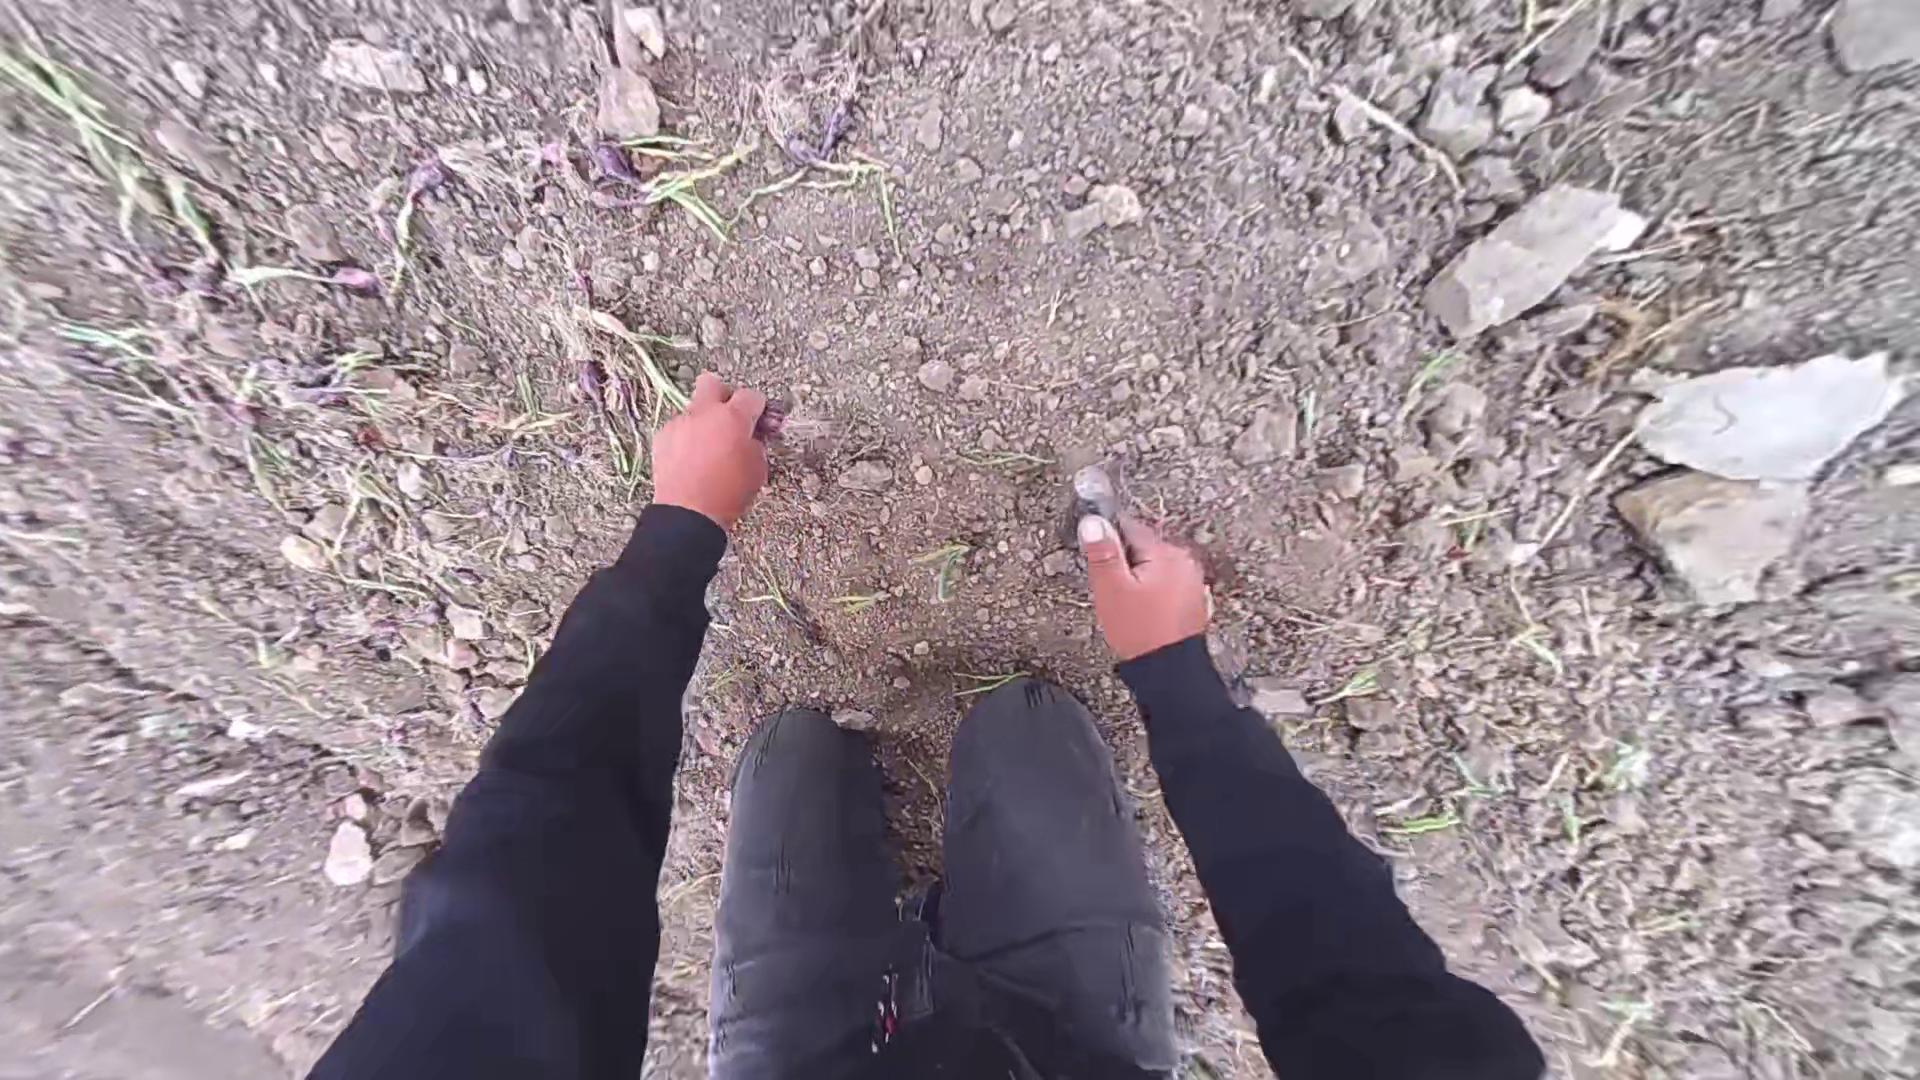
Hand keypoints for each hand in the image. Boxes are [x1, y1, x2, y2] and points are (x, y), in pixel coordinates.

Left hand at [651, 373, 769, 530]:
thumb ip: (757, 443)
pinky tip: (694, 459)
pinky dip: (689, 437)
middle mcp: (705, 413)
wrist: (690, 512)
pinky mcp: (663, 436)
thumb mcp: (758, 468)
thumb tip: (754, 435)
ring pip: (695, 408)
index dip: (759, 407)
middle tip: (732, 416)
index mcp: (733, 418)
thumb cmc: (728, 492)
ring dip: (706, 420)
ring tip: (712, 447)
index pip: (751, 395)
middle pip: (713, 383)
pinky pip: (680, 427)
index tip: (761, 418)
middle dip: (725, 395)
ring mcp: (681, 423)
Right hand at [1079, 514, 1209, 660]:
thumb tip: (1093, 522)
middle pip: (1142, 547)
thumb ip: (1103, 553)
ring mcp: (1190, 581)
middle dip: (1123, 563)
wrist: (1169, 671)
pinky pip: (1162, 584)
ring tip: (1127, 603)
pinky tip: (1141, 611)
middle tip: (1112, 588)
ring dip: (1136, 578)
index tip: (1100, 561)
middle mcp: (1184, 562)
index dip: (1108, 543)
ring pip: (1151, 566)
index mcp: (1166, 554)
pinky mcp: (1190, 598)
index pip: (1129, 528)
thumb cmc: (1141, 632)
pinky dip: (1150, 592)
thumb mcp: (1112, 589)